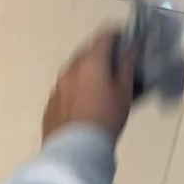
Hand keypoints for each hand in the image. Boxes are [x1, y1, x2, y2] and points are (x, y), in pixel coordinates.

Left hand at [42, 27, 133, 142]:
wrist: (75, 149)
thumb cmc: (107, 116)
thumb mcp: (125, 90)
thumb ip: (128, 64)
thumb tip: (132, 44)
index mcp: (91, 61)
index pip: (105, 35)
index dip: (119, 34)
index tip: (129, 42)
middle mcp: (71, 67)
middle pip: (89, 51)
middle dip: (104, 53)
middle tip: (119, 67)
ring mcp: (58, 85)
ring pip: (76, 69)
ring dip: (90, 70)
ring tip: (103, 87)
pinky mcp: (51, 102)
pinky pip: (68, 86)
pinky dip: (79, 86)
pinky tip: (88, 102)